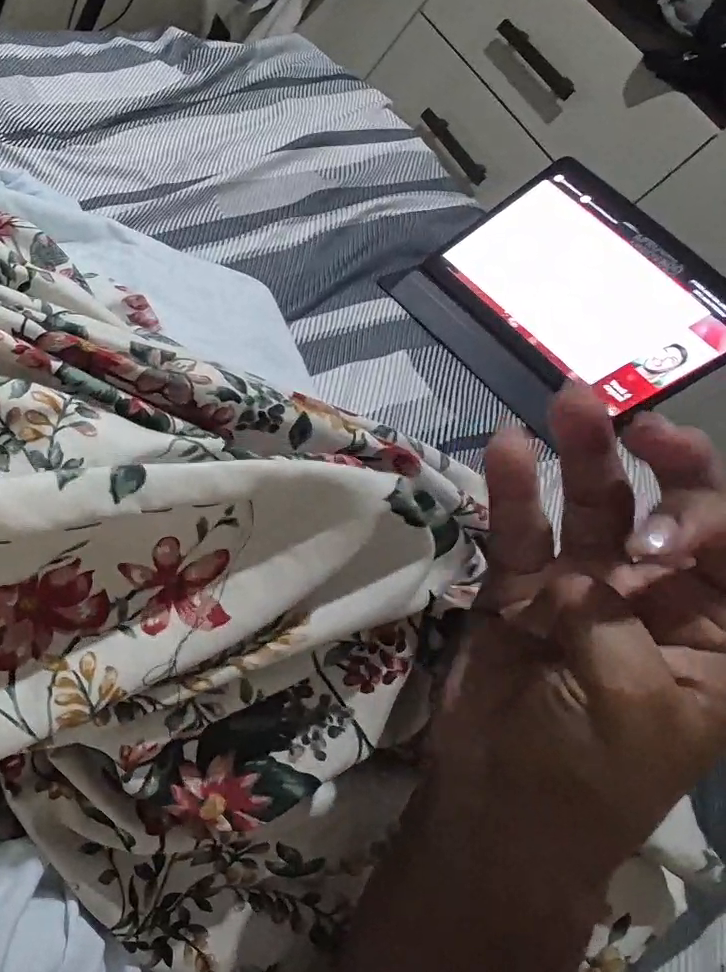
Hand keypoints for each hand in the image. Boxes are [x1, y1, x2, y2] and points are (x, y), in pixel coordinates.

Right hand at [438, 386, 725, 878]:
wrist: (501, 799)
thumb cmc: (594, 766)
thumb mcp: (634, 702)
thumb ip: (609, 624)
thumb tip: (566, 574)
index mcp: (721, 636)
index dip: (701, 521)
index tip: (650, 536)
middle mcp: (656, 599)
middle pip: (657, 513)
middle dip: (645, 463)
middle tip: (608, 413)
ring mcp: (577, 590)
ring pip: (581, 512)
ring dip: (573, 459)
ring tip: (559, 404)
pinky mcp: (511, 591)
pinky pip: (514, 535)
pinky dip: (508, 494)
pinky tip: (502, 449)